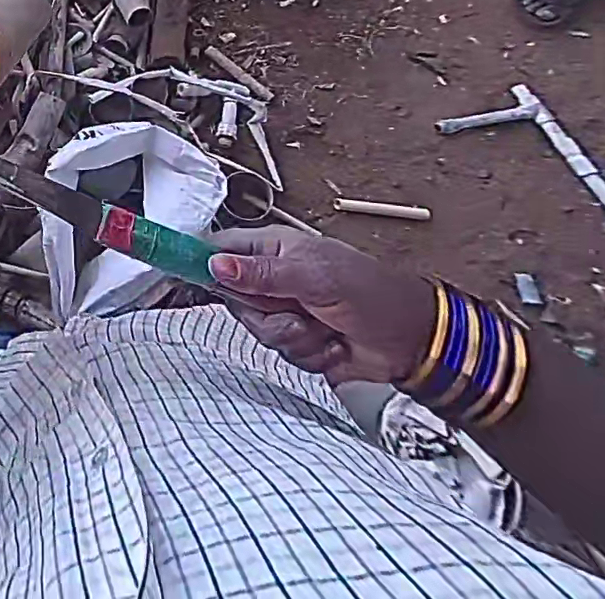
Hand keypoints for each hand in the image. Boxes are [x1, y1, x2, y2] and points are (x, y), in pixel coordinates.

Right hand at [208, 225, 435, 384]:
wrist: (418, 340)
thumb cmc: (372, 293)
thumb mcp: (313, 276)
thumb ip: (261, 272)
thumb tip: (215, 265)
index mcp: (270, 249)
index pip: (217, 249)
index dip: (200, 262)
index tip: (187, 275)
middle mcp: (270, 278)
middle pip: (233, 299)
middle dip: (263, 314)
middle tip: (293, 309)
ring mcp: (283, 309)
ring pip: (258, 330)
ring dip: (294, 337)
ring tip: (323, 327)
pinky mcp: (298, 339)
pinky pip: (283, 353)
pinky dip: (311, 354)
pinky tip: (334, 344)